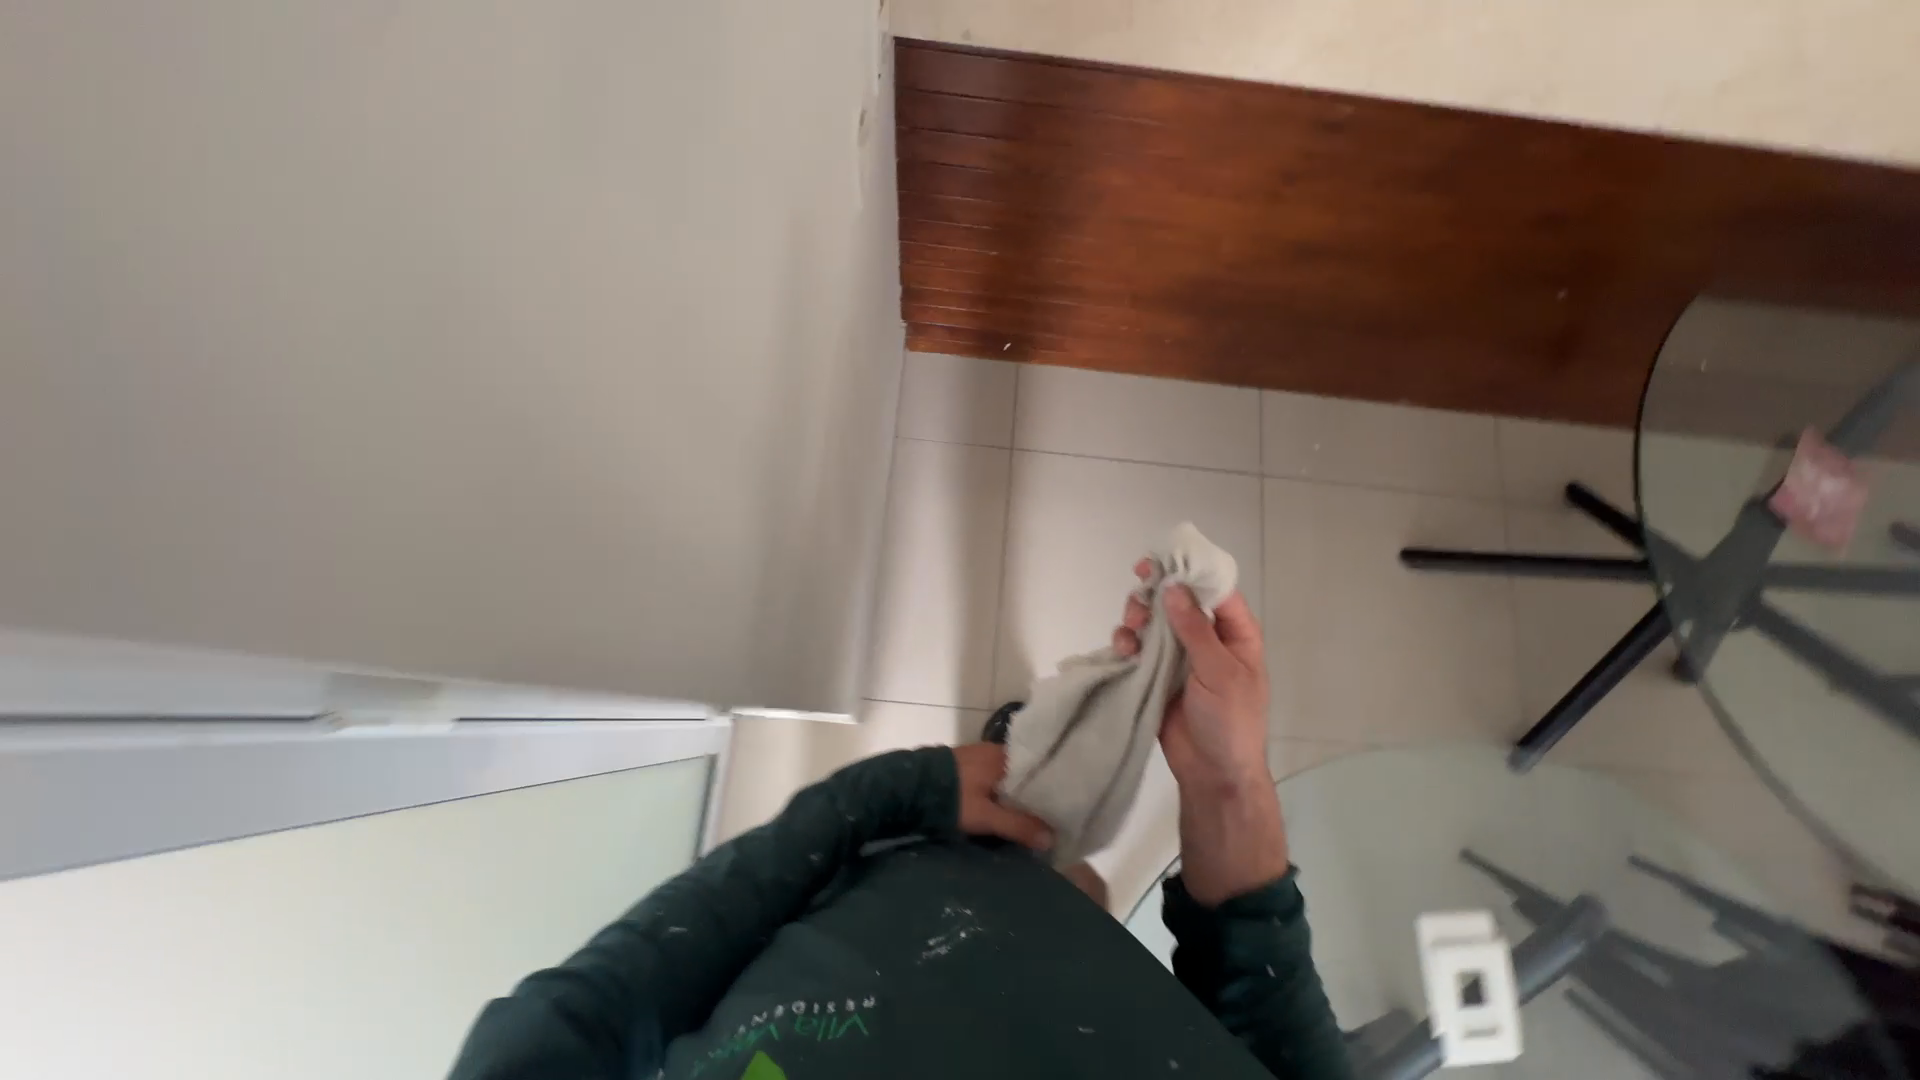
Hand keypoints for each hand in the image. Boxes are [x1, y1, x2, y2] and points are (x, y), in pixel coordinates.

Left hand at [951, 743, 1054, 851]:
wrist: (907, 786)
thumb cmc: (951, 797)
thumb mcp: (985, 815)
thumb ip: (1018, 825)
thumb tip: (1051, 838)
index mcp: (1004, 756)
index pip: (1038, 768)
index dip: (1051, 786)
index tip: (1064, 804)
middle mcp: (995, 751)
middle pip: (1023, 774)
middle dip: (1034, 794)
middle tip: (1051, 816)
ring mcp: (978, 757)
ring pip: (1007, 777)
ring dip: (1016, 794)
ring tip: (1031, 815)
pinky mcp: (965, 766)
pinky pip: (993, 780)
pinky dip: (1001, 793)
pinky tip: (1004, 808)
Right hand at [1113, 560, 1271, 795]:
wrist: (1212, 773)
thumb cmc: (1231, 721)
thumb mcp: (1220, 673)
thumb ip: (1195, 629)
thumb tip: (1173, 587)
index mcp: (1234, 633)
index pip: (1214, 588)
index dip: (1189, 570)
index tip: (1159, 561)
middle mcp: (1205, 637)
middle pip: (1176, 598)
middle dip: (1154, 595)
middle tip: (1138, 600)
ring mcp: (1179, 655)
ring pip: (1152, 619)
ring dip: (1137, 618)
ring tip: (1130, 633)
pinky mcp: (1155, 672)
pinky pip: (1137, 646)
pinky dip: (1127, 642)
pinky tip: (1124, 651)